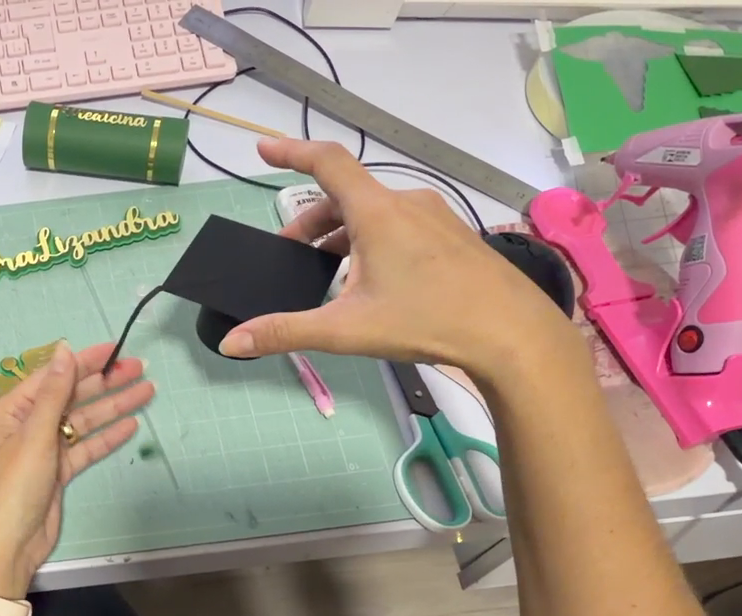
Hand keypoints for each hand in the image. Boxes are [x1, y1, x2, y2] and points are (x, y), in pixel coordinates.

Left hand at [0, 342, 154, 597]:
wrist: (10, 543)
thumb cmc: (15, 486)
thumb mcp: (35, 435)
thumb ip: (54, 392)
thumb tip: (65, 349)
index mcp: (13, 410)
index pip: (54, 376)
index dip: (85, 361)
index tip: (115, 349)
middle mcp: (28, 425)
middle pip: (71, 396)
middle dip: (105, 382)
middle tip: (140, 368)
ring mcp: (45, 449)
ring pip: (83, 421)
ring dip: (113, 407)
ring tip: (147, 392)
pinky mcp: (59, 471)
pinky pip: (86, 447)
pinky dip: (107, 437)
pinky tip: (131, 425)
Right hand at [216, 139, 584, 382]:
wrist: (509, 332)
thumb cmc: (426, 321)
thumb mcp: (345, 330)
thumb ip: (285, 332)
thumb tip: (232, 341)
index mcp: (377, 213)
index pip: (327, 163)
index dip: (291, 152)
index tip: (264, 149)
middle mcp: (406, 203)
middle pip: (345, 196)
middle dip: (310, 222)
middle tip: (289, 256)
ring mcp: (433, 216)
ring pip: (373, 213)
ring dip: (339, 235)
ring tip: (326, 273)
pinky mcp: (450, 235)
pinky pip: (397, 226)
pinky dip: (369, 242)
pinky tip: (369, 280)